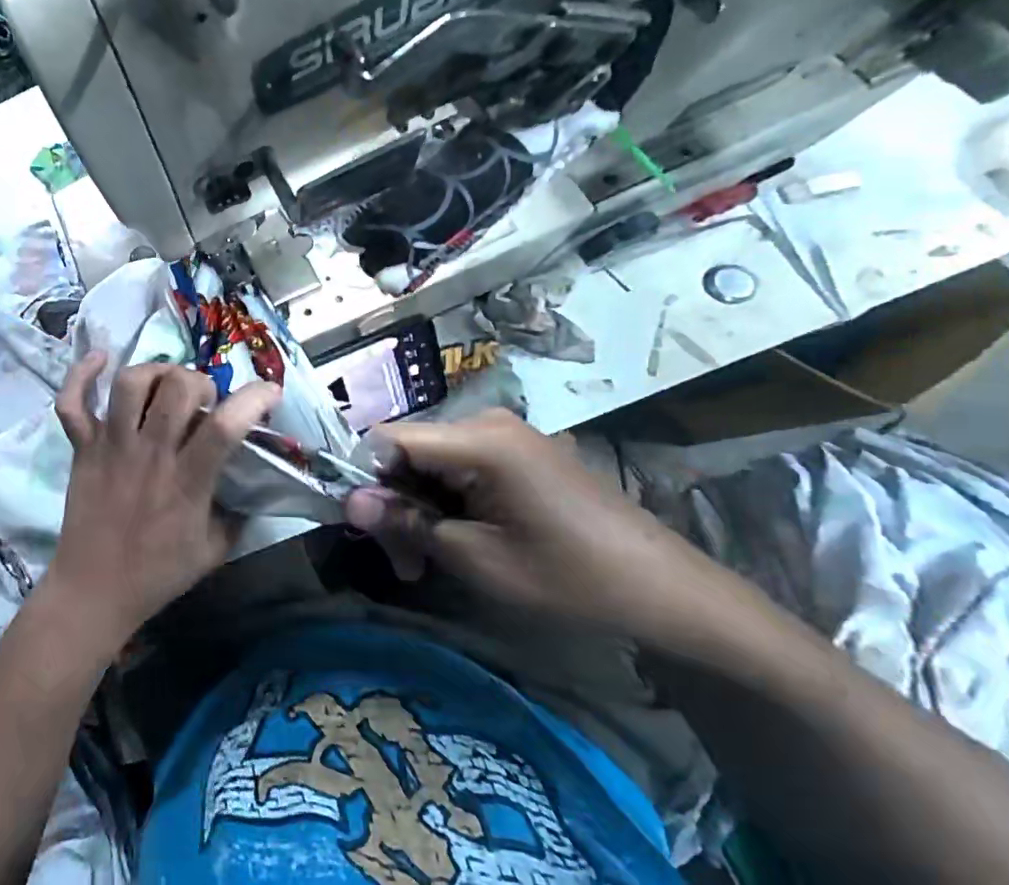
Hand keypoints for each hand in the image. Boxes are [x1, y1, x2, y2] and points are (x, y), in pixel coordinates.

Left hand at [42, 353, 279, 650]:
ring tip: (165, 383)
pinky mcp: (82, 449)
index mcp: (188, 482)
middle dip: (200, 381)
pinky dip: (82, 374)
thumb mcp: (215, 550)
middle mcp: (150, 455)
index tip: (270, 394)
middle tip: (204, 400)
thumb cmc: (158, 574)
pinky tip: (101, 359)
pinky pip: (72, 402)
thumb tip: (253, 483)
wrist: (94, 591)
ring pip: (128, 385)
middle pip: (176, 389)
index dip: (254, 399)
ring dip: (154, 371)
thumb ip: (238, 513)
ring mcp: (111, 447)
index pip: (226, 426)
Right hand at [345, 409, 734, 650]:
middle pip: (409, 452)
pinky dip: (447, 504)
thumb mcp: (478, 558)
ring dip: (420, 511)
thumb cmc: (569, 576)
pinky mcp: (518, 452)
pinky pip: (460, 468)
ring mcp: (506, 435)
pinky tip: (455, 544)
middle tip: (402, 566)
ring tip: (424, 565)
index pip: (388, 439)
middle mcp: (487, 423)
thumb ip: (409, 524)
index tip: (365, 528)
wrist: (660, 586)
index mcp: (480, 440)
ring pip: (431, 464)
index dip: (364, 478)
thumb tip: (348, 502)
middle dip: (395, 506)